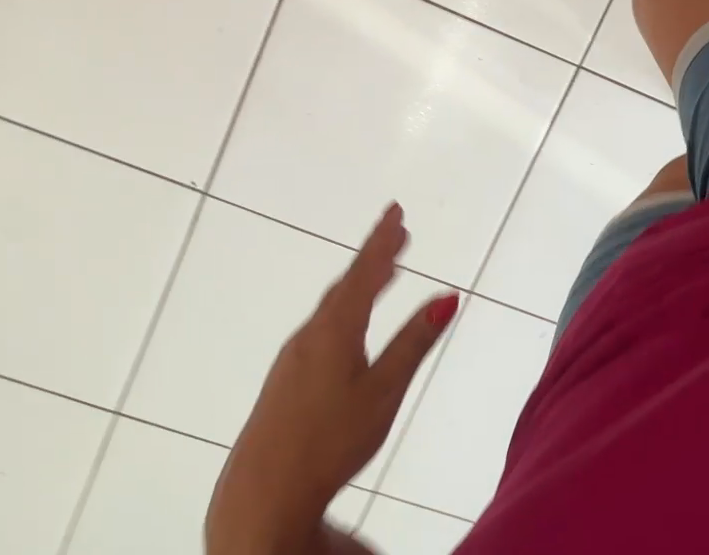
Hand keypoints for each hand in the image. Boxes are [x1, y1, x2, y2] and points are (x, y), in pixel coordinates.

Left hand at [207, 205, 458, 554]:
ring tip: (385, 271)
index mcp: (335, 331)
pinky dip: (344, 308)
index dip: (382, 240)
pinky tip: (350, 323)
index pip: (364, 273)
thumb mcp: (384, 391)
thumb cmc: (330, 440)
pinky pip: (321, 326)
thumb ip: (414, 342)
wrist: (260, 497)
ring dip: (360, 283)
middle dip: (374, 257)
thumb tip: (448, 297)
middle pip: (346, 285)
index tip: (397, 210)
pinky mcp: (285, 381)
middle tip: (398, 233)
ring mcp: (292, 360)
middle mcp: (309, 336)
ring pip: (332, 307)